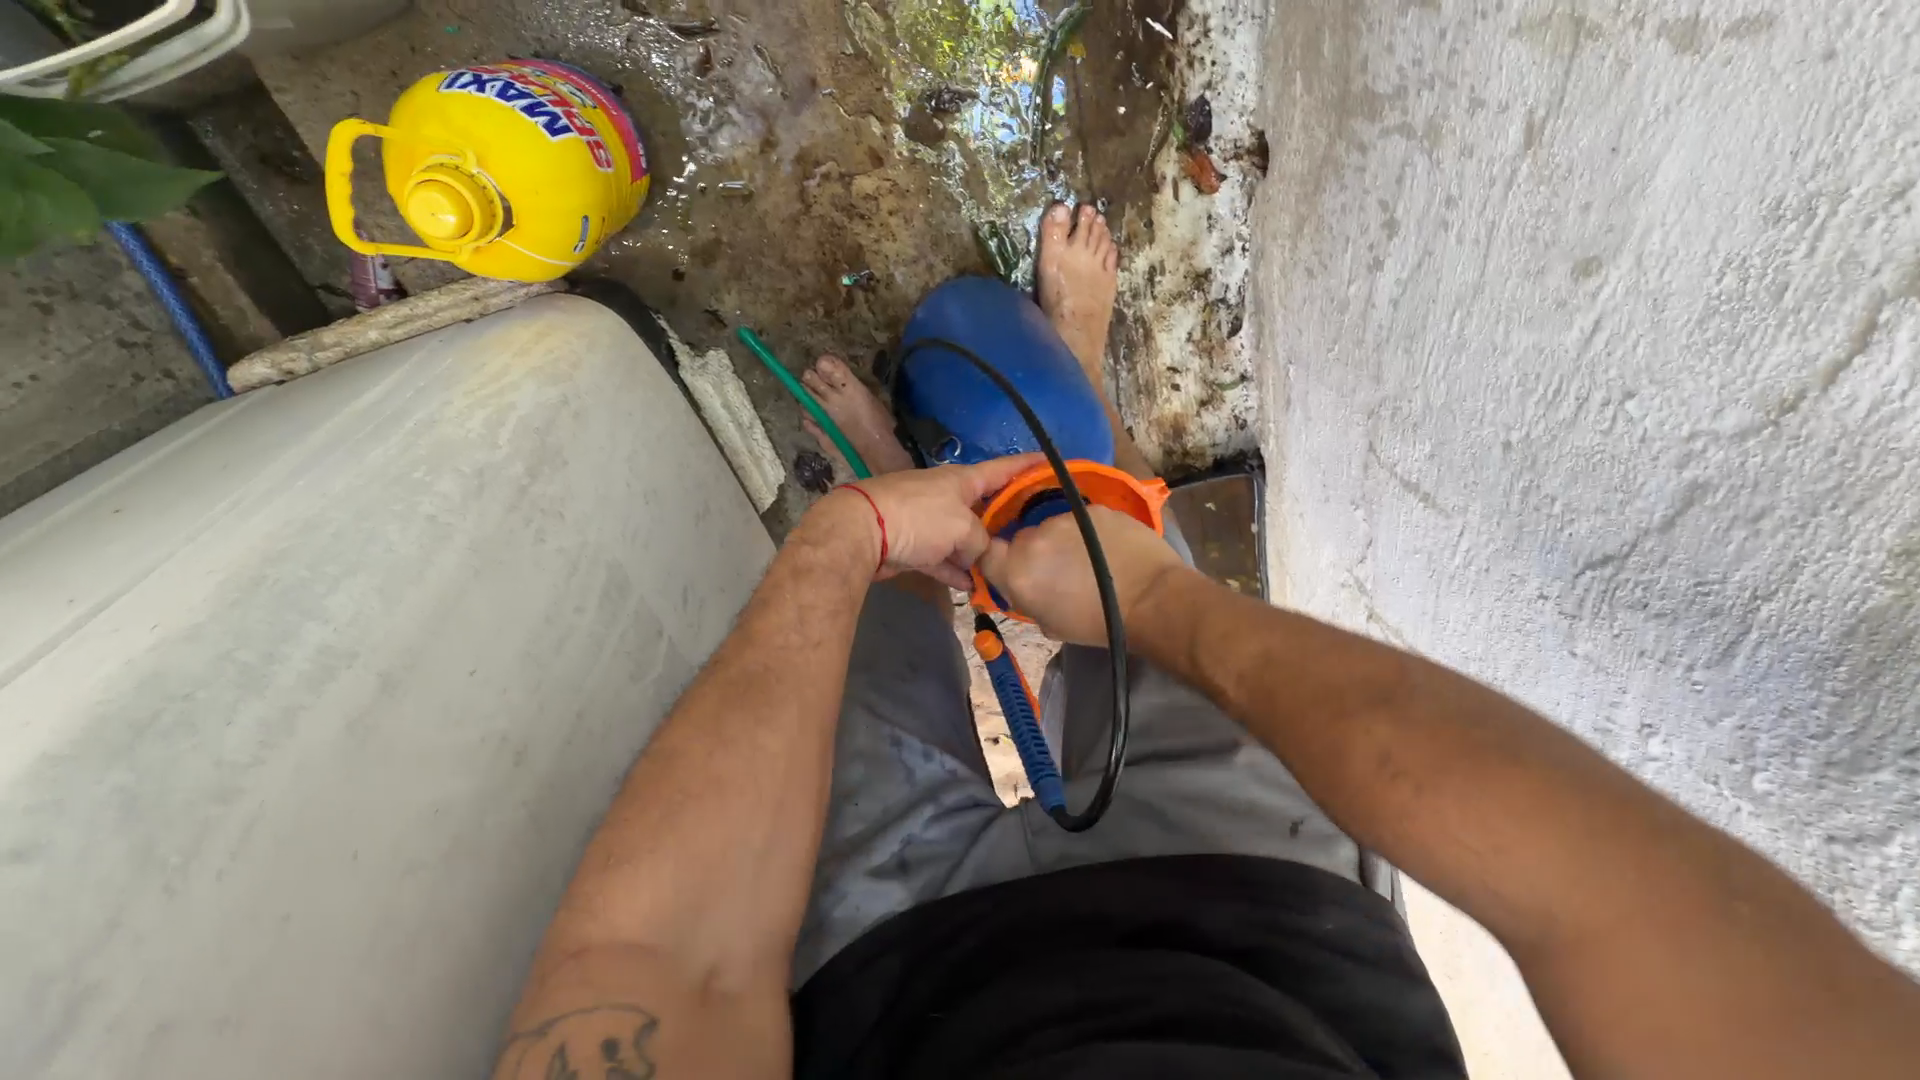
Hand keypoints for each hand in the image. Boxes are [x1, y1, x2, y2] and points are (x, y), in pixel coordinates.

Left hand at [813, 453, 1043, 591]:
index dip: (1028, 466)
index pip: (1004, 469)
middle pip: (985, 507)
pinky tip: (973, 587)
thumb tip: (979, 554)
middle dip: (1007, 520)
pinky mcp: (913, 546)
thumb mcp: (963, 528)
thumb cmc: (919, 517)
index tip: (1053, 463)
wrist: (864, 531)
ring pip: (964, 538)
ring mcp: (929, 521)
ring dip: (980, 554)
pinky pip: (942, 559)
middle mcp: (948, 496)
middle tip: (1034, 534)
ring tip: (1004, 570)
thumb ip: (982, 542)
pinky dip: (956, 571)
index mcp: (963, 480)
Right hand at [977, 506, 1189, 645]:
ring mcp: (1065, 519)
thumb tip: (1027, 587)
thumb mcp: (1050, 625)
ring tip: (1091, 560)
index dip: (999, 560)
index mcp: (1016, 572)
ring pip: (1053, 527)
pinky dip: (1090, 532)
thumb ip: (1027, 600)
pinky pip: (1082, 519)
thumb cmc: (1097, 624)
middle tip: (1060, 571)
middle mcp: (1034, 539)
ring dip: (1064, 541)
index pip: (986, 554)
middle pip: (1022, 539)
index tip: (1015, 570)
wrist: (1152, 600)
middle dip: (1036, 553)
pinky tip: (1109, 548)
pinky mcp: (1094, 508)